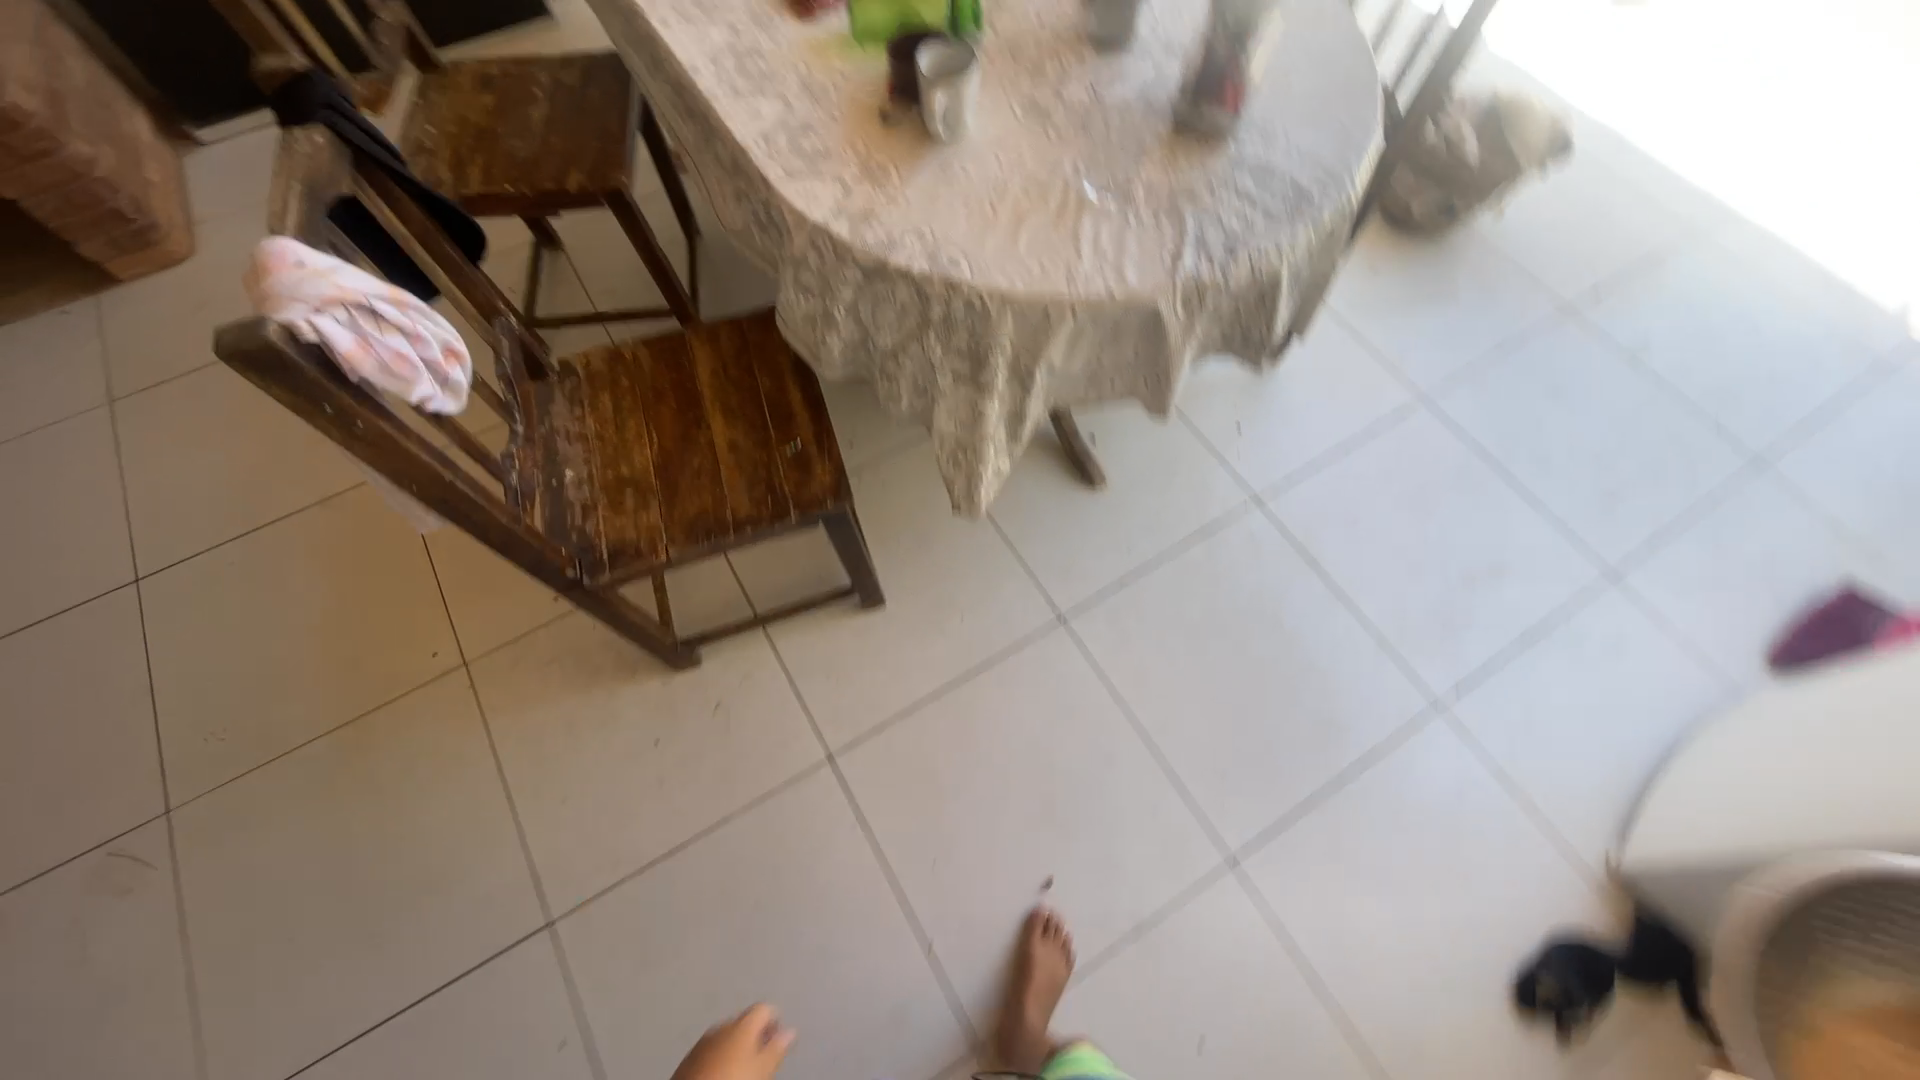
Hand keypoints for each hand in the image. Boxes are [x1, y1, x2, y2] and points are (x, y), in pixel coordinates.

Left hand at [669, 1004, 795, 1079]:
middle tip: (762, 1052)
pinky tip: (722, 1070)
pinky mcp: (689, 1055)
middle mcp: (722, 1022)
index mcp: (742, 1021)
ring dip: (737, 1044)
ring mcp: (703, 1038)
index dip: (775, 1019)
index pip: (765, 1006)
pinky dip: (720, 1053)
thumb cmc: (733, 1077)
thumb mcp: (763, 1066)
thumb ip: (778, 1046)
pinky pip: (711, 1047)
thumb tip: (790, 1030)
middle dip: (755, 1033)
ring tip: (743, 1064)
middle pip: (744, 1020)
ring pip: (727, 1034)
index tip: (778, 1035)